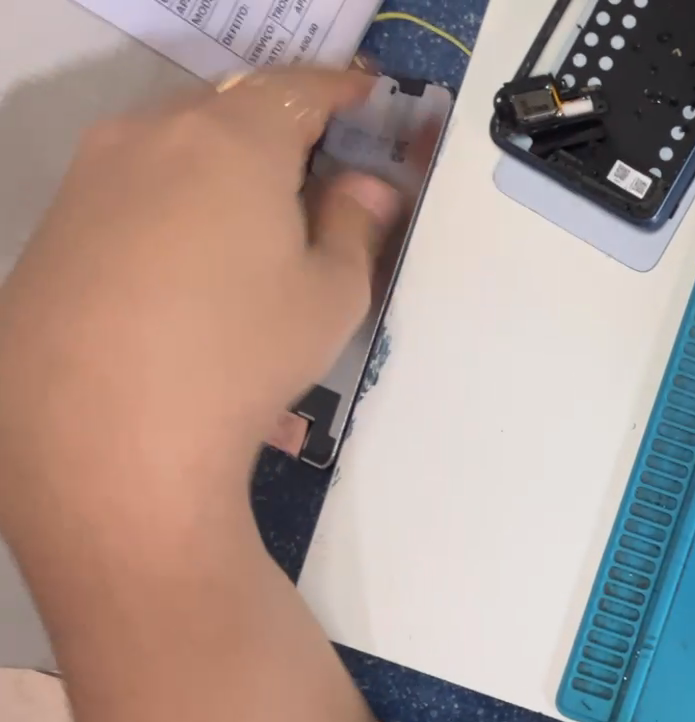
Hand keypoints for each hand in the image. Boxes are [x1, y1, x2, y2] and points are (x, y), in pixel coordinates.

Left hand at [0, 70, 397, 549]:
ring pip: (187, 138)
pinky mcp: (71, 211)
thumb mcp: (334, 288)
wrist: (107, 411)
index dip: (340, 86)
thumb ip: (354, 223)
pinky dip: (202, 188)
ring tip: (288, 208)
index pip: (294, 87)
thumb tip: (367, 183)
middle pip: (232, 104)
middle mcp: (155, 134)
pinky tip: (229, 247)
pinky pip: (153, 176)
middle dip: (290, 120)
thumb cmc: (248, 341)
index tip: (373, 91)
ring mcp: (100, 169)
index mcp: (233, 142)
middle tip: (340, 159)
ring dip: (243, 156)